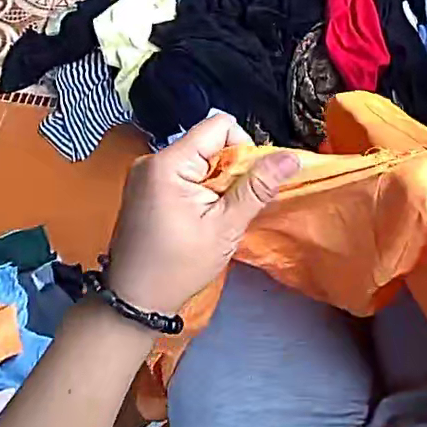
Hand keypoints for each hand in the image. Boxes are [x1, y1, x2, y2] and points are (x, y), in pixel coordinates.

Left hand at [103, 114, 299, 315]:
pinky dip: (201, 189)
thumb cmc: (180, 265)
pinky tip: (199, 217)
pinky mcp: (145, 187)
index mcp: (169, 163)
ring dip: (217, 181)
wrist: (134, 300)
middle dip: (230, 169)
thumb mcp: (226, 226)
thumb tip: (292, 157)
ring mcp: (145, 173)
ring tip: (213, 215)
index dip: (243, 148)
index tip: (244, 186)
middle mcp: (152, 159)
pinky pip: (185, 172)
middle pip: (210, 141)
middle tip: (229, 207)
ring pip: (200, 158)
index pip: (220, 126)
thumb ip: (258, 187)